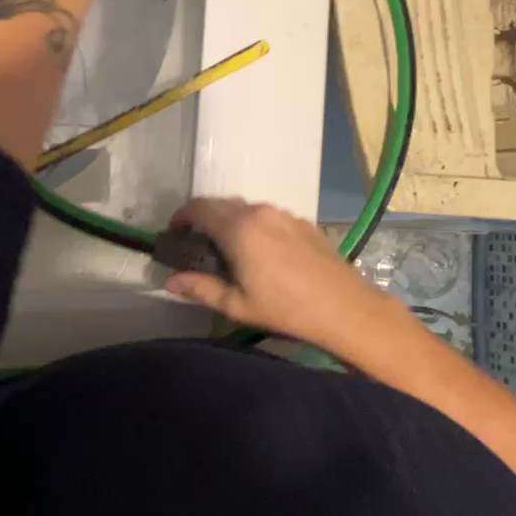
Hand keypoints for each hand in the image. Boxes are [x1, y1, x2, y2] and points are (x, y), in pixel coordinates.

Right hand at [162, 197, 395, 346]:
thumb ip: (200, 288)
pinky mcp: (301, 221)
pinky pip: (267, 216)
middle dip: (203, 219)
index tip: (174, 234)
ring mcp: (283, 214)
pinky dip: (253, 226)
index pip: (199, 208)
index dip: (181, 217)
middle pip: (221, 205)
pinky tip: (260, 252)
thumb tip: (171, 281)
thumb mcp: (237, 305)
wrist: (345, 308)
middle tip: (196, 245)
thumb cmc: (285, 310)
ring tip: (228, 250)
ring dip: (229, 222)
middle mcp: (259, 212)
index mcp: (239, 229)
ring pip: (245, 209)